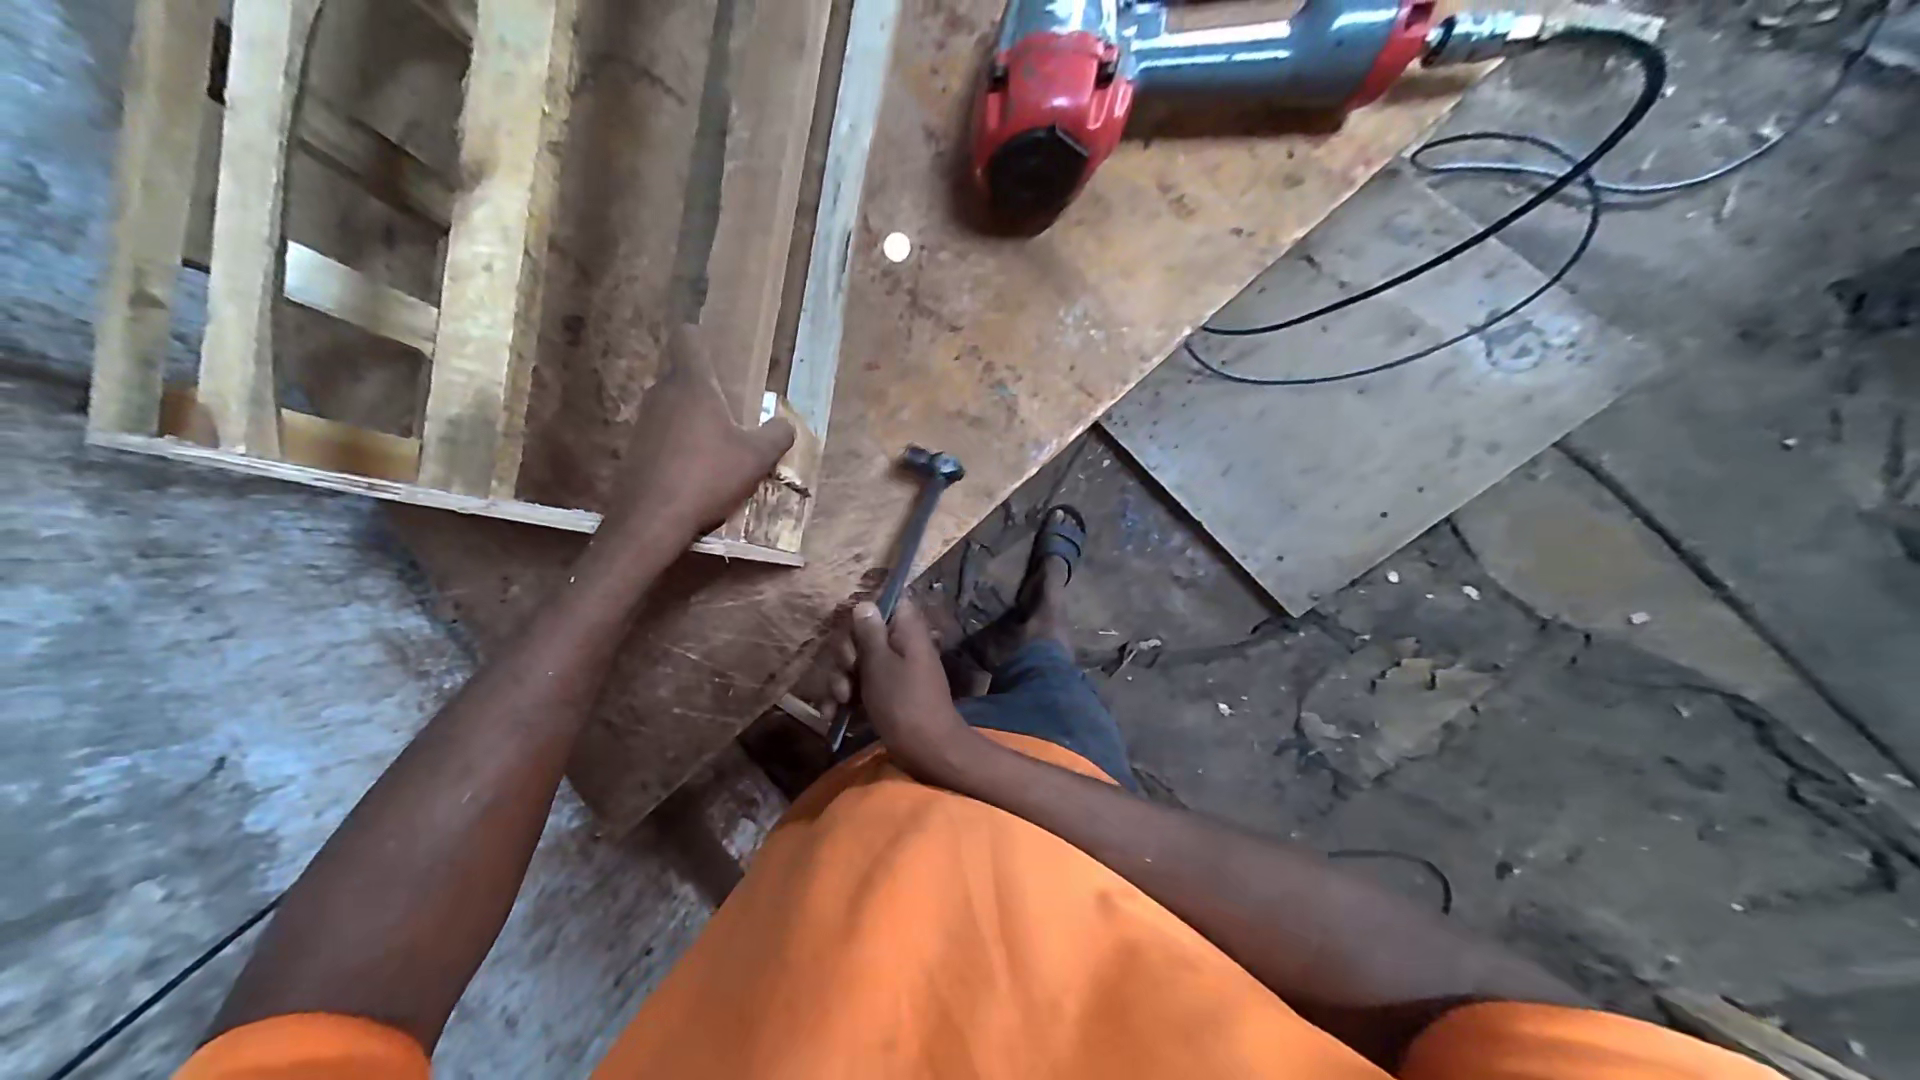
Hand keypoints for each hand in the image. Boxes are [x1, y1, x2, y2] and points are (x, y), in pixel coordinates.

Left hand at [607, 326, 794, 541]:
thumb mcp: (757, 458)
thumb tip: (786, 425)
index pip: (687, 338)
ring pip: (671, 406)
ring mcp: (643, 422)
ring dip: (693, 418)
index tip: (715, 347)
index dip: (700, 336)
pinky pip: (662, 434)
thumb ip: (777, 436)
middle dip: (704, 386)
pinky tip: (697, 470)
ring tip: (718, 443)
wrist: (651, 520)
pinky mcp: (634, 450)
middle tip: (732, 406)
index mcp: (692, 385)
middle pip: (681, 374)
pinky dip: (679, 444)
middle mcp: (662, 394)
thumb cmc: (708, 476)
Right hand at [849, 598, 985, 786]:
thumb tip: (865, 603)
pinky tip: (832, 716)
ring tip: (839, 703)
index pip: (886, 603)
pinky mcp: (886, 694)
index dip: (863, 615)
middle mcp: (900, 645)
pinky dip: (845, 699)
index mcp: (906, 629)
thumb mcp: (879, 663)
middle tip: (847, 674)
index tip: (850, 635)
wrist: (926, 750)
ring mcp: (893, 671)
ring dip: (840, 681)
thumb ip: (869, 632)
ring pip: (856, 663)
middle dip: (844, 657)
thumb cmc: (903, 702)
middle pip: (862, 636)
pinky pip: (860, 686)